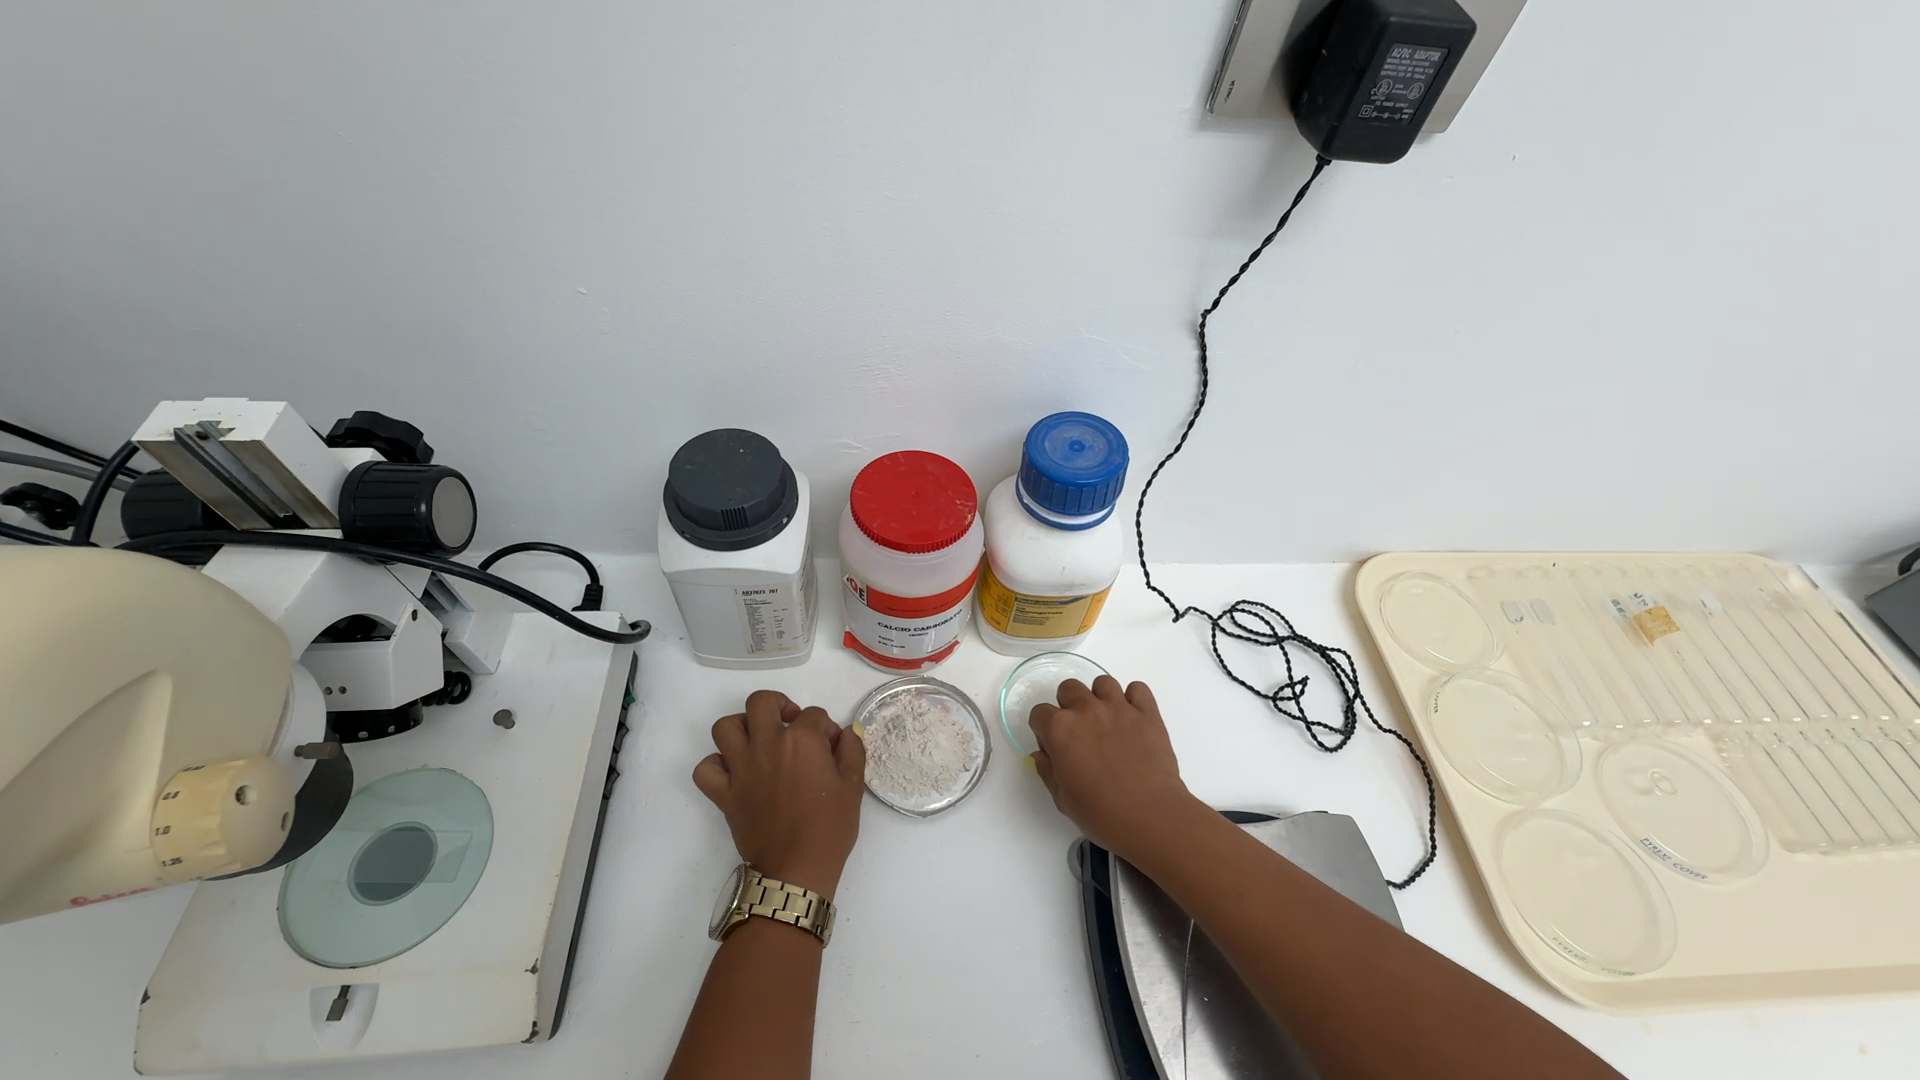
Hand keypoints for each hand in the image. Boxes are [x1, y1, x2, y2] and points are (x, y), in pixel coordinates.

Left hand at [693, 690, 865, 898]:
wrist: (796, 870)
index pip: (814, 715)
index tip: (831, 747)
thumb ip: (851, 751)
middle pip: (761, 703)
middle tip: (790, 724)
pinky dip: (716, 765)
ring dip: (742, 727)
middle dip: (778, 705)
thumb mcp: (853, 787)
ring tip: (758, 740)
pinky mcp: (724, 793)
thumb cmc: (830, 828)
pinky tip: (734, 771)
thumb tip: (845, 734)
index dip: (826, 728)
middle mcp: (767, 745)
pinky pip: (705, 769)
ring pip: (725, 727)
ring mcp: (740, 768)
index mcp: (801, 740)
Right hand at [1029, 676, 1202, 859]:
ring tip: (1107, 722)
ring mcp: (1119, 707)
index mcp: (1059, 729)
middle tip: (1080, 733)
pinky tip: (1132, 718)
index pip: (1039, 713)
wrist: (1150, 815)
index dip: (1043, 730)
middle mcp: (1086, 710)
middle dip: (1069, 707)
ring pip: (1102, 683)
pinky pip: (1138, 688)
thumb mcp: (1062, 798)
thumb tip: (1043, 754)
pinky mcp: (1147, 712)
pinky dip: (1133, 698)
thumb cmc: (1100, 813)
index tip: (1054, 747)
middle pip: (1069, 689)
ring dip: (1100, 698)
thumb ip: (1047, 770)